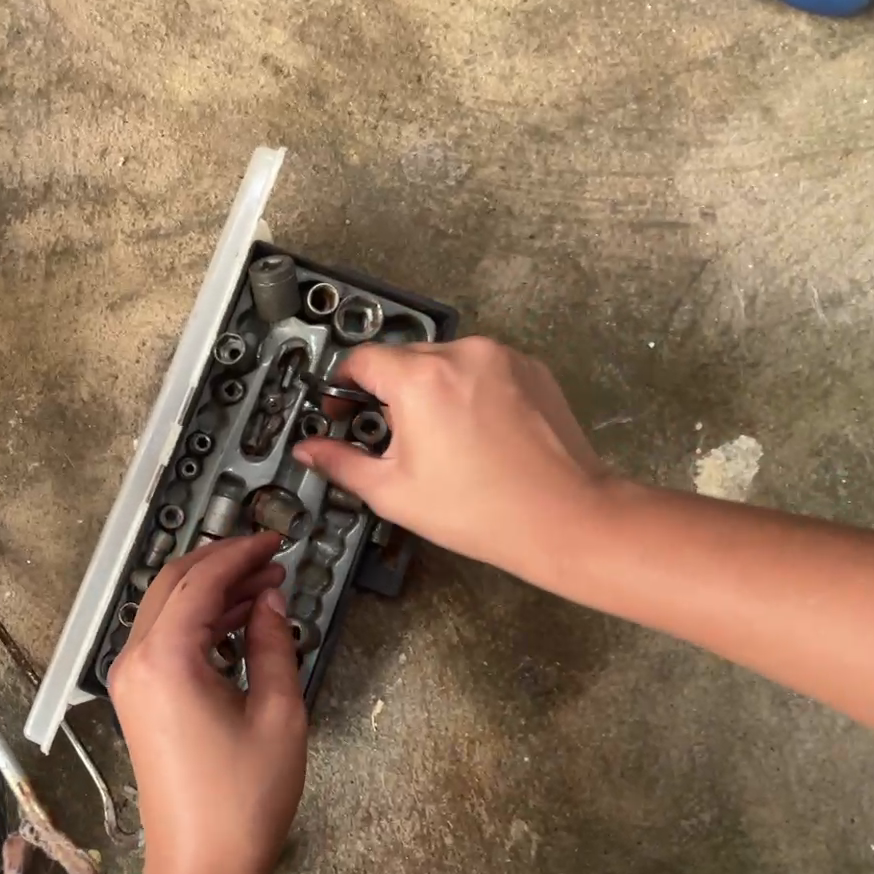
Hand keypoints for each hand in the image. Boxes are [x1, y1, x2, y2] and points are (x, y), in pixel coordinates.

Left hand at [110, 533, 306, 873]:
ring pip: (167, 608)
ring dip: (213, 592)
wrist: (202, 869)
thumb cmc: (243, 800)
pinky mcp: (138, 696)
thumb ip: (273, 641)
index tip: (275, 541)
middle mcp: (135, 660)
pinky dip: (199, 622)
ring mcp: (130, 679)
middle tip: (271, 561)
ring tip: (265, 588)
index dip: (240, 553)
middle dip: (223, 564)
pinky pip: (165, 638)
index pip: (200, 580)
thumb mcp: (278, 713)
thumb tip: (270, 597)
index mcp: (165, 659)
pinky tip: (238, 621)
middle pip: (174, 583)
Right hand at [292, 337, 609, 576]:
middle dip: (386, 390)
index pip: (361, 359)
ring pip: (441, 361)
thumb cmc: (481, 509)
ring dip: (427, 388)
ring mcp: (500, 358)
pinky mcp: (529, 368)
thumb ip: (340, 462)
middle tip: (389, 433)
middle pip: (401, 358)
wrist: (564, 517)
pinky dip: (465, 388)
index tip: (342, 408)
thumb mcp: (391, 492)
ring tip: (436, 435)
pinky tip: (470, 430)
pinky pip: (479, 366)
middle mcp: (461, 355)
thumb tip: (309, 450)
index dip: (342, 385)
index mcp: (420, 380)